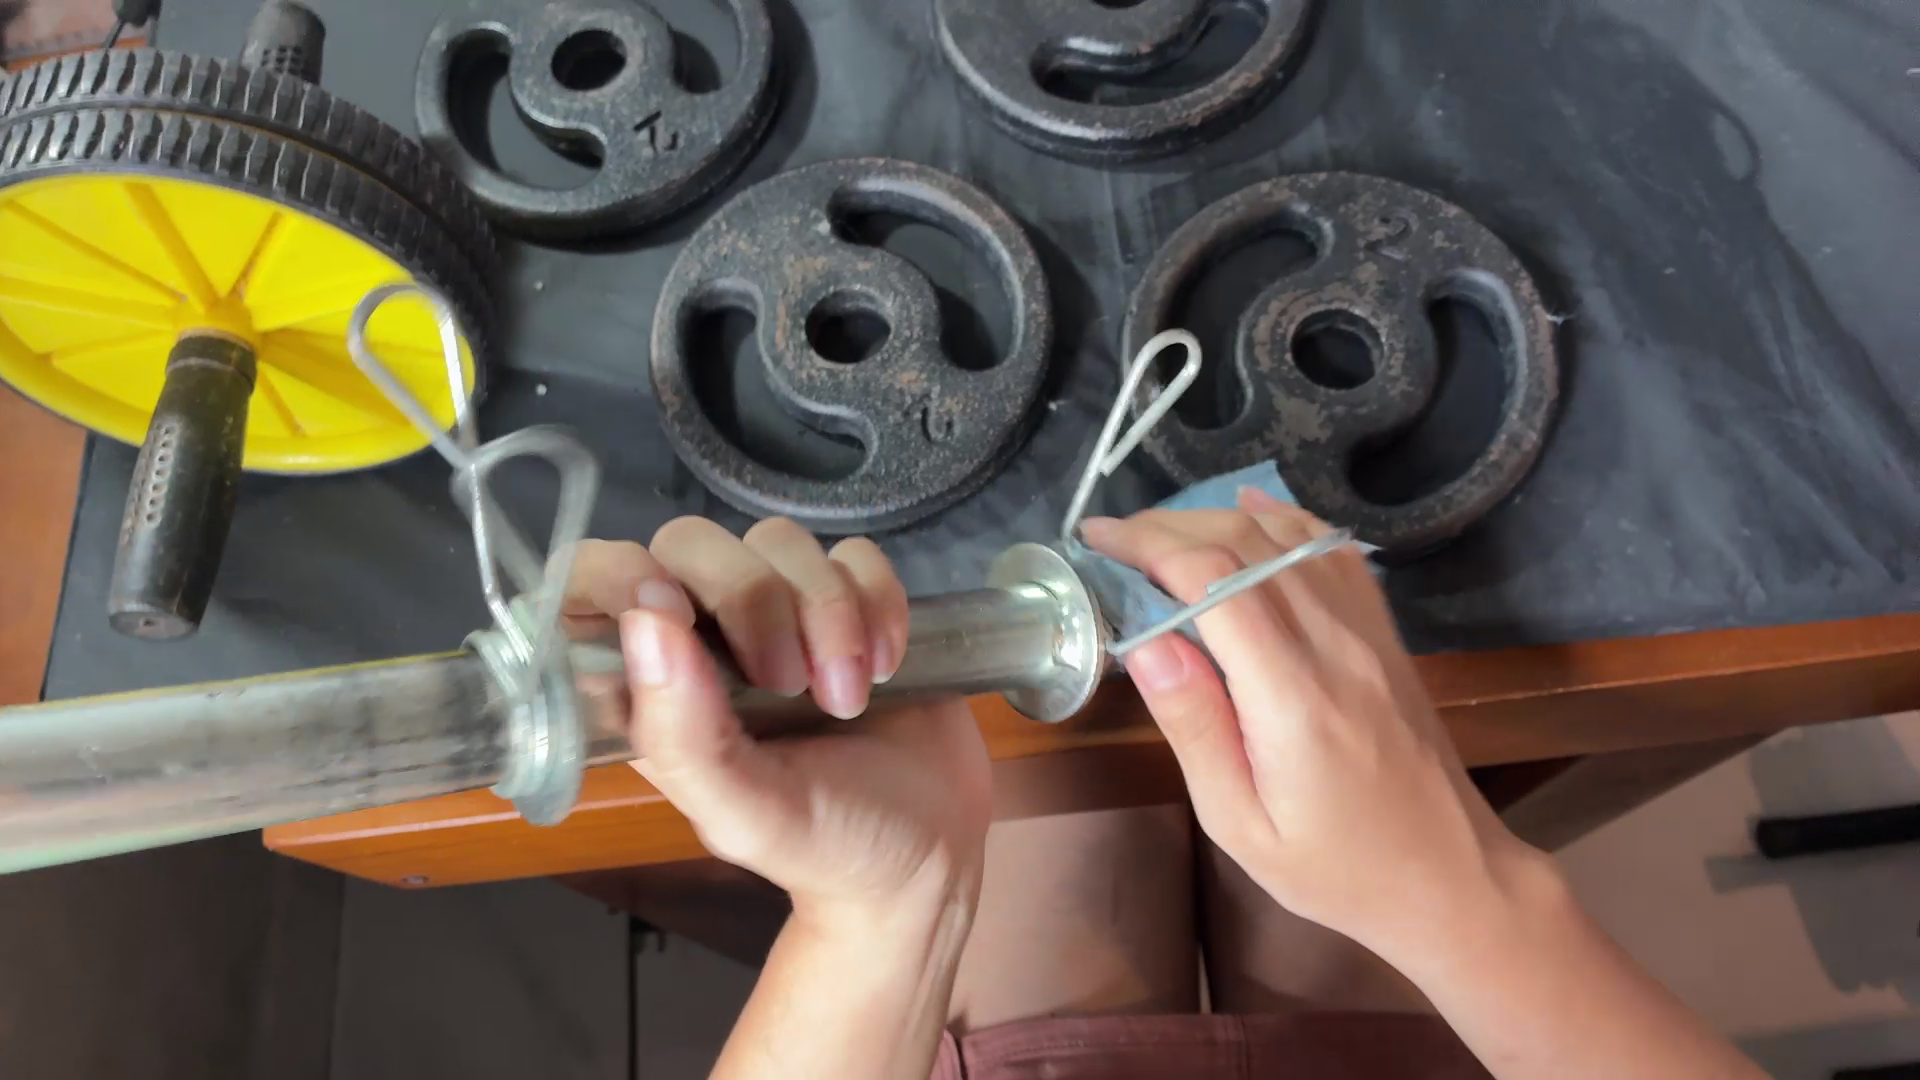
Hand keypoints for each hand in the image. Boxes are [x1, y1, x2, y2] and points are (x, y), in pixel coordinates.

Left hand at [563, 518, 991, 919]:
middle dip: (754, 602)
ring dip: (829, 613)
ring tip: (852, 696)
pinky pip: (857, 555)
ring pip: (782, 541)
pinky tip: (887, 664)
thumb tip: (646, 622)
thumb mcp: (748, 814)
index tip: (669, 612)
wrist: (938, 840)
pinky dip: (879, 601)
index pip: (590, 585)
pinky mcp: (855, 595)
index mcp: (655, 687)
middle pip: (695, 541)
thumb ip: (685, 736)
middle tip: (793, 684)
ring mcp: (787, 607)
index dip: (615, 576)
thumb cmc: (829, 842)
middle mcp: (710, 633)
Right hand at [1080, 490, 1537, 960]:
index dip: (1148, 545)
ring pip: (1285, 536)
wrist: (1449, 878)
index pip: (1214, 581)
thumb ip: (1192, 723)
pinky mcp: (1381, 629)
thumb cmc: (1331, 866)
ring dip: (1213, 518)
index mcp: (1292, 694)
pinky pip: (1331, 550)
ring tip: (1157, 529)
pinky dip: (1283, 516)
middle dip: (1167, 526)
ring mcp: (1367, 628)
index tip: (1098, 541)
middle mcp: (1334, 642)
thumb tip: (1142, 640)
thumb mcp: (1237, 819)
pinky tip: (1249, 504)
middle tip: (1113, 535)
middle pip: (1245, 543)